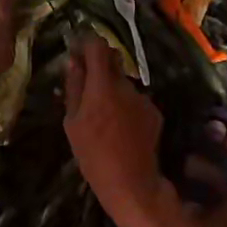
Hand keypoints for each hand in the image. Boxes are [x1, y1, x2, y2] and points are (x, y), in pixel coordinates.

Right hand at [63, 36, 167, 226]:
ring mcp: (143, 98)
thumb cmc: (93, 154)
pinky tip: (121, 128)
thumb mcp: (72, 123)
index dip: (86, 43)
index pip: (97, 46)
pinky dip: (126, 106)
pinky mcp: (154, 112)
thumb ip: (74, 88)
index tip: (77, 50)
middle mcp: (126, 85)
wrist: (132, 183)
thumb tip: (73, 62)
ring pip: (123, 84)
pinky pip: (135, 101)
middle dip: (99, 67)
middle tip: (86, 87)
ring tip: (103, 116)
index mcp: (102, 85)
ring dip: (112, 90)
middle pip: (112, 61)